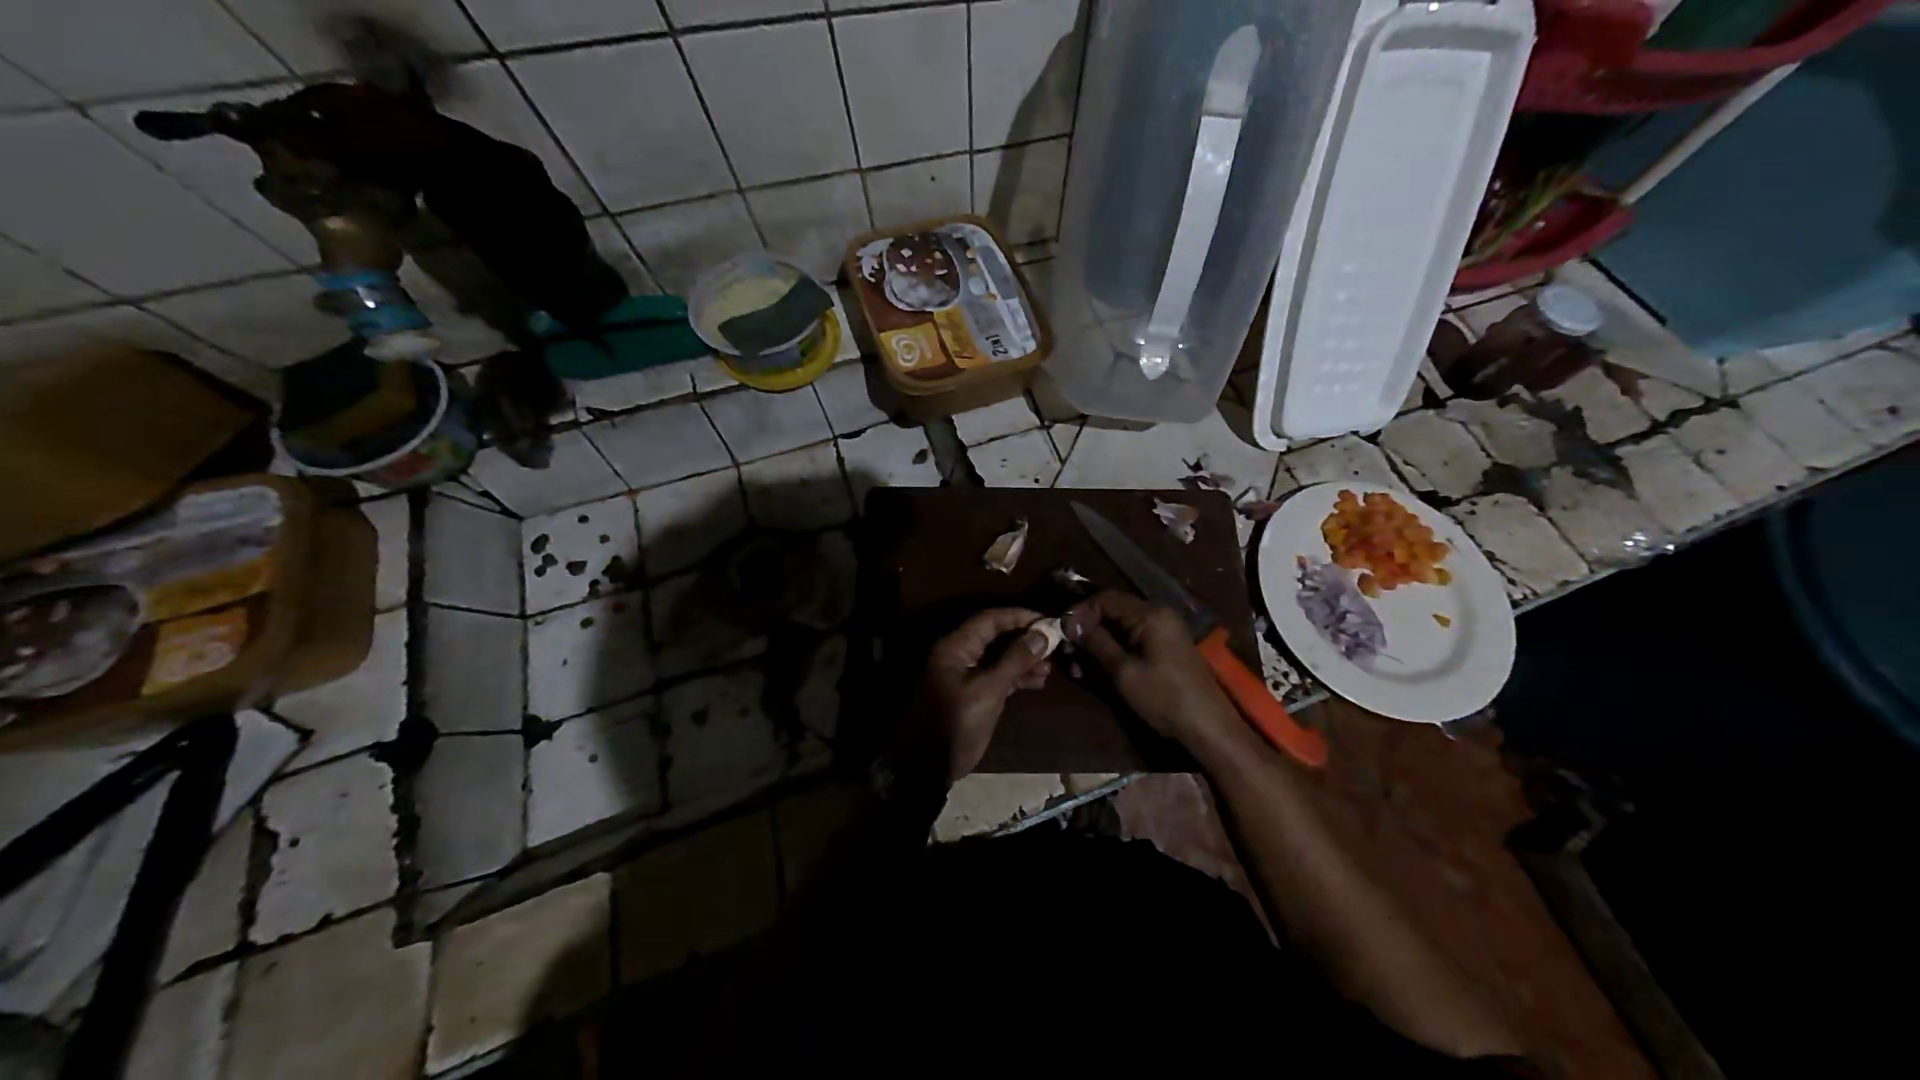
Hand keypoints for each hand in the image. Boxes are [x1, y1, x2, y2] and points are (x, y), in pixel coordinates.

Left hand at [910, 608, 1052, 779]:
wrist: (935, 763)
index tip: (1047, 620)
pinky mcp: (977, 692)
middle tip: (1054, 643)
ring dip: (1025, 659)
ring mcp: (969, 674)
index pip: (990, 620)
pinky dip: (1018, 677)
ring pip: (1001, 657)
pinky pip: (1000, 676)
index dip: (1018, 617)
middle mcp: (961, 655)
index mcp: (956, 647)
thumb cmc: (957, 721)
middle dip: (1025, 639)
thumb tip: (1041, 634)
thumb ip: (1014, 660)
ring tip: (1050, 666)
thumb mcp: (988, 689)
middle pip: (997, 636)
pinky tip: (1039, 681)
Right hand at [1064, 590, 1239, 749]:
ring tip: (1079, 664)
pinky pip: (1134, 638)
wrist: (1208, 726)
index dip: (1080, 612)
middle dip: (1088, 628)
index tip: (1061, 632)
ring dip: (1099, 641)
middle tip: (1068, 650)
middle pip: (1114, 610)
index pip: (1106, 598)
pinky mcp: (1167, 646)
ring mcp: (1166, 630)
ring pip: (1121, 626)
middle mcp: (1160, 614)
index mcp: (1151, 614)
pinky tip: (1099, 666)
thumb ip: (1097, 643)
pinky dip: (1115, 648)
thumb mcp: (1124, 671)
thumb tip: (1070, 623)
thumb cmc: (1164, 697)